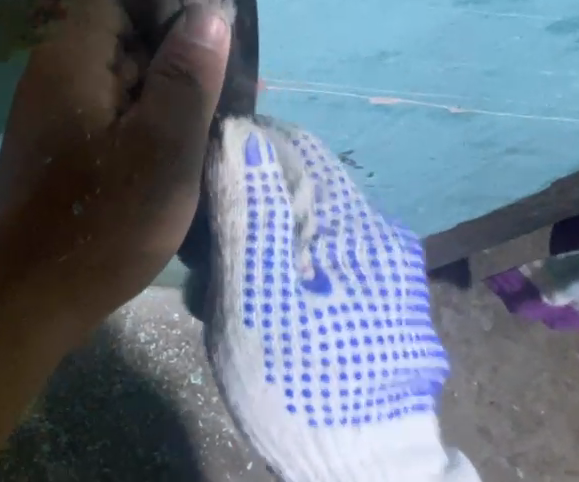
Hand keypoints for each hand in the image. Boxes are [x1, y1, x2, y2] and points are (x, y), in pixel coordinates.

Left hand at [0, 0, 231, 343]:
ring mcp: (50, 111)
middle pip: (122, 39)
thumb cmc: (99, 220)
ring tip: (209, 127)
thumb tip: (206, 12)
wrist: (24, 298)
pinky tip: (173, 157)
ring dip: (160, 99)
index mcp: (70, 55)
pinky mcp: (54, 147)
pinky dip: (139, 127)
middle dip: (174, 60)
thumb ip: (185, 76)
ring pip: (117, 82)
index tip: (218, 33)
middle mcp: (52, 71)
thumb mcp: (161, 146)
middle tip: (227, 90)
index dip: (170, 7)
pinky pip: (105, 116)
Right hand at [207, 118, 476, 481]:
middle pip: (293, 182)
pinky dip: (279, 268)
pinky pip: (316, 256)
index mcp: (351, 220)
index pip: (289, 143)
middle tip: (201, 254)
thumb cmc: (299, 378)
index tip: (198, 186)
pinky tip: (257, 307)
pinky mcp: (377, 298)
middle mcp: (375, 231)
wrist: (361, 473)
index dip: (236, 151)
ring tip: (220, 291)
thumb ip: (249, 210)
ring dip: (254, 240)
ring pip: (299, 220)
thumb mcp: (257, 293)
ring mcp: (380, 266)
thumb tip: (239, 131)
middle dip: (240, 205)